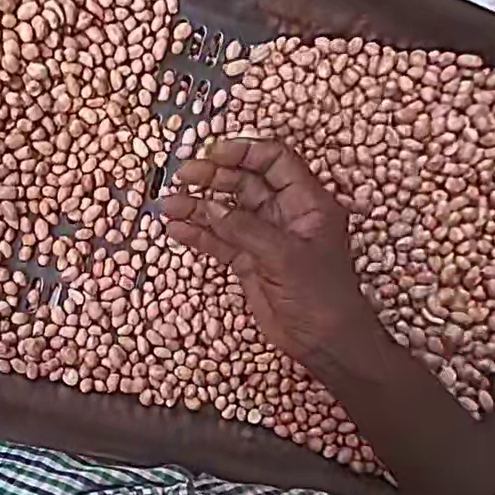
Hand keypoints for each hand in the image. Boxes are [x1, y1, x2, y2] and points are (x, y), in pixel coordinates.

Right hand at [160, 139, 385, 387]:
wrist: (326, 343)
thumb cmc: (323, 297)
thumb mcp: (286, 257)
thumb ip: (246, 229)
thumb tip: (211, 208)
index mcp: (307, 202)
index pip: (274, 161)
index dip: (244, 152)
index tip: (212, 153)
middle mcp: (284, 215)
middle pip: (244, 183)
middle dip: (212, 177)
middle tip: (182, 176)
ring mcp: (264, 239)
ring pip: (226, 213)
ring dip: (197, 207)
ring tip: (168, 205)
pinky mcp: (249, 262)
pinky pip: (219, 241)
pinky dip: (198, 235)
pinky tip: (176, 229)